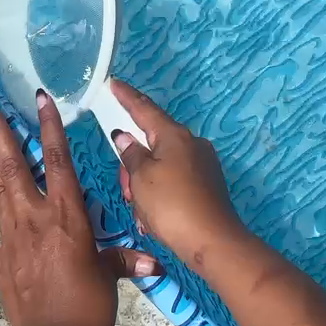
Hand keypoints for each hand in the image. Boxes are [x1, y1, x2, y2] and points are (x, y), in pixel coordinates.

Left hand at [0, 93, 159, 325]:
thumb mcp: (111, 275)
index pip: (58, 161)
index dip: (49, 128)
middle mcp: (34, 218)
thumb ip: (125, 261)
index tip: (39, 98)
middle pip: (15, 166)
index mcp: (66, 215)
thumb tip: (152, 261)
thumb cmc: (91, 305)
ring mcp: (11, 239)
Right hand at [106, 80, 249, 268]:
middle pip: (152, 143)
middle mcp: (191, 144)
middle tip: (127, 190)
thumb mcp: (141, 179)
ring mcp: (202, 165)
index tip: (113, 83)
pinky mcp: (207, 185)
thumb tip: (125, 137)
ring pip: (160, 165)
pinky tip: (153, 218)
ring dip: (144, 185)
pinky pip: (173, 182)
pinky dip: (159, 195)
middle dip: (133, 165)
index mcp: (174, 135)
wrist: (212, 241)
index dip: (126, 97)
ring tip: (142, 212)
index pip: (144, 109)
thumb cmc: (171, 205)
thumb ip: (130, 154)